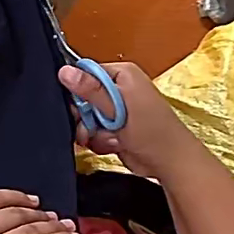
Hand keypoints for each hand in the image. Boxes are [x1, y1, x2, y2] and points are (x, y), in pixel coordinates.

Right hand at [58, 62, 204, 180]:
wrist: (168, 162)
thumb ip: (91, 90)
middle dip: (86, 118)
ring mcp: (117, 110)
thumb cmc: (153, 132)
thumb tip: (66, 71)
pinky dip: (100, 141)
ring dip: (93, 132)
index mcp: (122, 75)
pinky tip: (114, 144)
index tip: (80, 107)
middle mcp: (119, 89)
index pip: (86, 74)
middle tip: (93, 127)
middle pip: (84, 98)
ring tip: (110, 137)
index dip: (79, 92)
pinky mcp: (115, 128)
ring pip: (87, 119)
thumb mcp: (118, 108)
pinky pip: (94, 132)